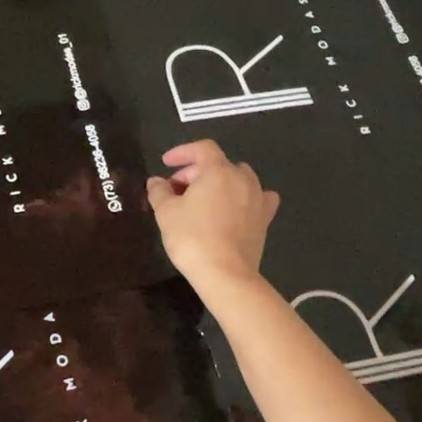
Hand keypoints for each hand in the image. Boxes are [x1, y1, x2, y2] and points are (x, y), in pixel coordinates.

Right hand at [146, 140, 279, 287]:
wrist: (225, 273)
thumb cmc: (191, 237)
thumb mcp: (165, 213)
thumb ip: (159, 191)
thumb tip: (156, 181)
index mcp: (218, 171)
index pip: (202, 148)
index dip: (182, 152)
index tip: (166, 163)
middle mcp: (242, 178)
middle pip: (218, 164)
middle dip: (195, 172)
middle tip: (176, 190)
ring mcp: (257, 198)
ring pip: (239, 178)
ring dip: (220, 182)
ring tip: (203, 199)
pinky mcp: (264, 218)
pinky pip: (259, 197)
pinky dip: (245, 197)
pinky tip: (237, 207)